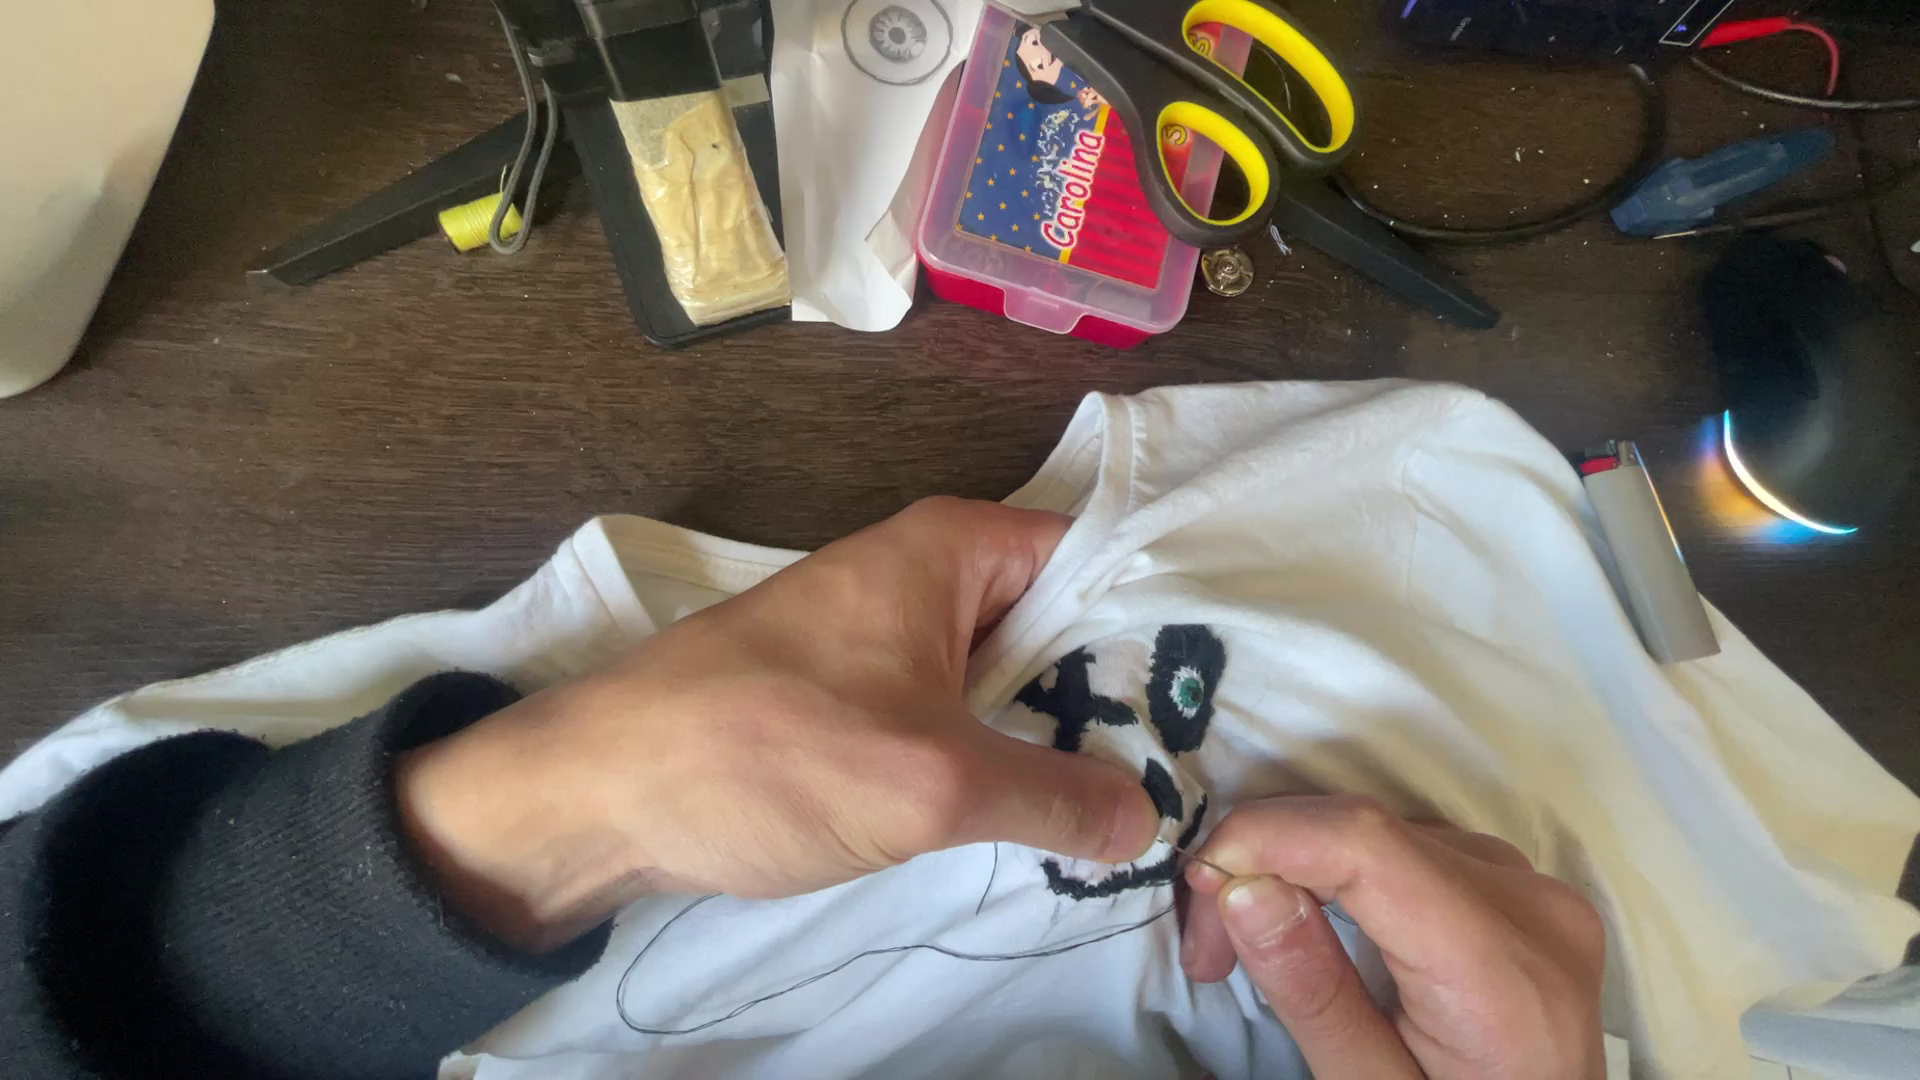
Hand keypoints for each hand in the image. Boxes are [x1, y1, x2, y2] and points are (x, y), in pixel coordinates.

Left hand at [396, 497, 1158, 951]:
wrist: (608, 787)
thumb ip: (1051, 794)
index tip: (1223, 688)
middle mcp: (935, 571)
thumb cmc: (771, 748)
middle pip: (1059, 618)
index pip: (1092, 560)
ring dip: (1064, 728)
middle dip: (1119, 688)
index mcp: (956, 547)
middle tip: (1201, 759)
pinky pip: (968, 705)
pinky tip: (1059, 804)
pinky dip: (1009, 748)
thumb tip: (1144, 817)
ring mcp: (902, 631)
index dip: (1157, 619)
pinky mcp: (874, 686)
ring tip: (1154, 789)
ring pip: (1015, 670)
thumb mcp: (932, 778)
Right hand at [1181, 796, 1606, 1079]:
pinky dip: (1316, 862)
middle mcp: (1521, 898)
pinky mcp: (1493, 872)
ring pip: (1357, 825)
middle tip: (1208, 946)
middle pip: (1352, 828)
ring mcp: (1513, 878)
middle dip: (1256, 863)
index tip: (1198, 886)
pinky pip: (1379, 838)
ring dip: (1279, 862)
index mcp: (1506, 970)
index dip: (1264, 838)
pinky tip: (1296, 914)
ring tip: (1242, 938)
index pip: (1365, 844)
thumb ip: (1317, 999)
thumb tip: (1240, 889)